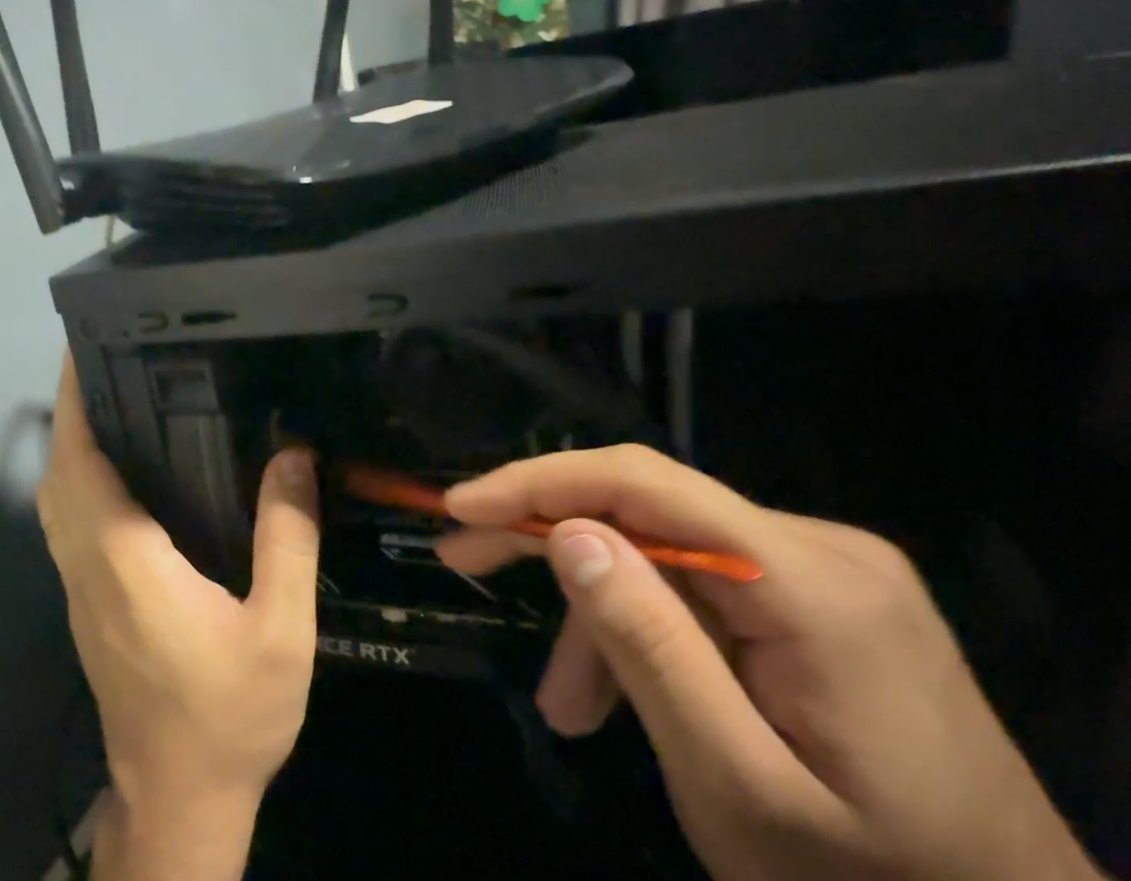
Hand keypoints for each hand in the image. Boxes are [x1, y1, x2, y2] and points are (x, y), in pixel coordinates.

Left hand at [37, 360, 320, 880]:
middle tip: (109, 371)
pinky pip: (66, 531)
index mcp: (126, 560)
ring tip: (113, 413)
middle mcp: (87, 568)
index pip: (80, 462)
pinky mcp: (85, 613)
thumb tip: (292, 457)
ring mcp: (78, 593)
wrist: (180, 796)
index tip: (82, 352)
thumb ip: (289, 538)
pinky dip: (77, 489)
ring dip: (69, 453)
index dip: (74, 403)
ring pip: (53, 505)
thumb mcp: (281, 629)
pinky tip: (120, 485)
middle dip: (70, 416)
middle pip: (56, 475)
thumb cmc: (229, 716)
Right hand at [436, 445, 1102, 880]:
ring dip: (604, 618)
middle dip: (551, 538)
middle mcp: (824, 552)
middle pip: (651, 511)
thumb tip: (568, 533)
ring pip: (670, 558)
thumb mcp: (734, 781)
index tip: (457, 507)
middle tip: (465, 564)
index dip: (539, 481)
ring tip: (569, 709)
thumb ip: (651, 649)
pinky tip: (625, 698)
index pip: (648, 485)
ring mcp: (830, 576)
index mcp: (813, 585)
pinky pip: (705, 590)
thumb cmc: (866, 880)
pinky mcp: (825, 605)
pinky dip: (649, 633)